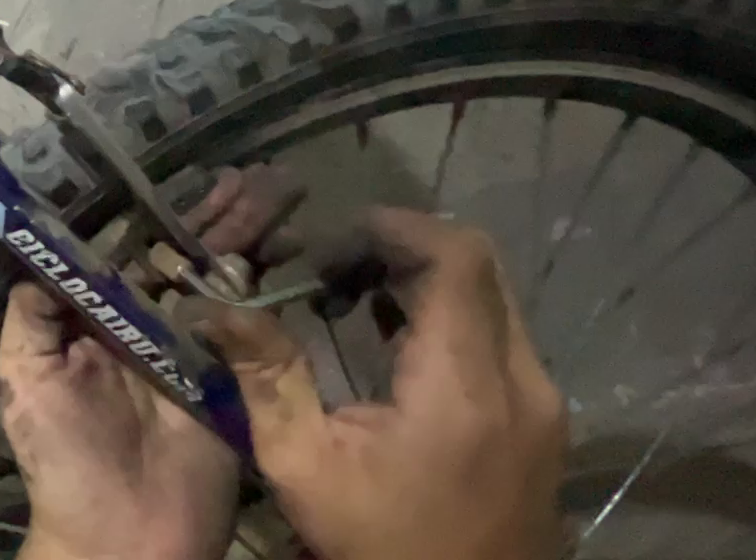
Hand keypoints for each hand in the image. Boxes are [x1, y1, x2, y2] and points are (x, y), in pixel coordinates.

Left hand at [0, 165, 298, 559]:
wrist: (124, 540)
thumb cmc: (63, 456)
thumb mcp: (24, 375)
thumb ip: (30, 311)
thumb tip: (37, 248)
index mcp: (98, 317)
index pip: (128, 249)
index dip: (154, 214)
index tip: (180, 176)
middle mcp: (146, 322)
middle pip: (182, 255)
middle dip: (215, 213)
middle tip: (253, 174)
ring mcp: (193, 347)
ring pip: (220, 275)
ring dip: (247, 232)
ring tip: (279, 188)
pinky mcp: (232, 378)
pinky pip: (251, 322)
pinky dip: (268, 282)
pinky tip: (289, 246)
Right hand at [187, 208, 568, 559]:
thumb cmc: (377, 545)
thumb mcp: (300, 462)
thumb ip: (266, 373)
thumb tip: (216, 305)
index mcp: (464, 387)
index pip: (457, 257)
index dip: (393, 227)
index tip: (329, 245)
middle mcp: (521, 381)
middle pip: (474, 266)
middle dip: (395, 247)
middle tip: (326, 269)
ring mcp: (539, 401)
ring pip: (485, 293)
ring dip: (413, 276)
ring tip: (343, 296)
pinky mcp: (538, 418)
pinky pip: (492, 329)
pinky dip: (437, 309)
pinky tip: (381, 333)